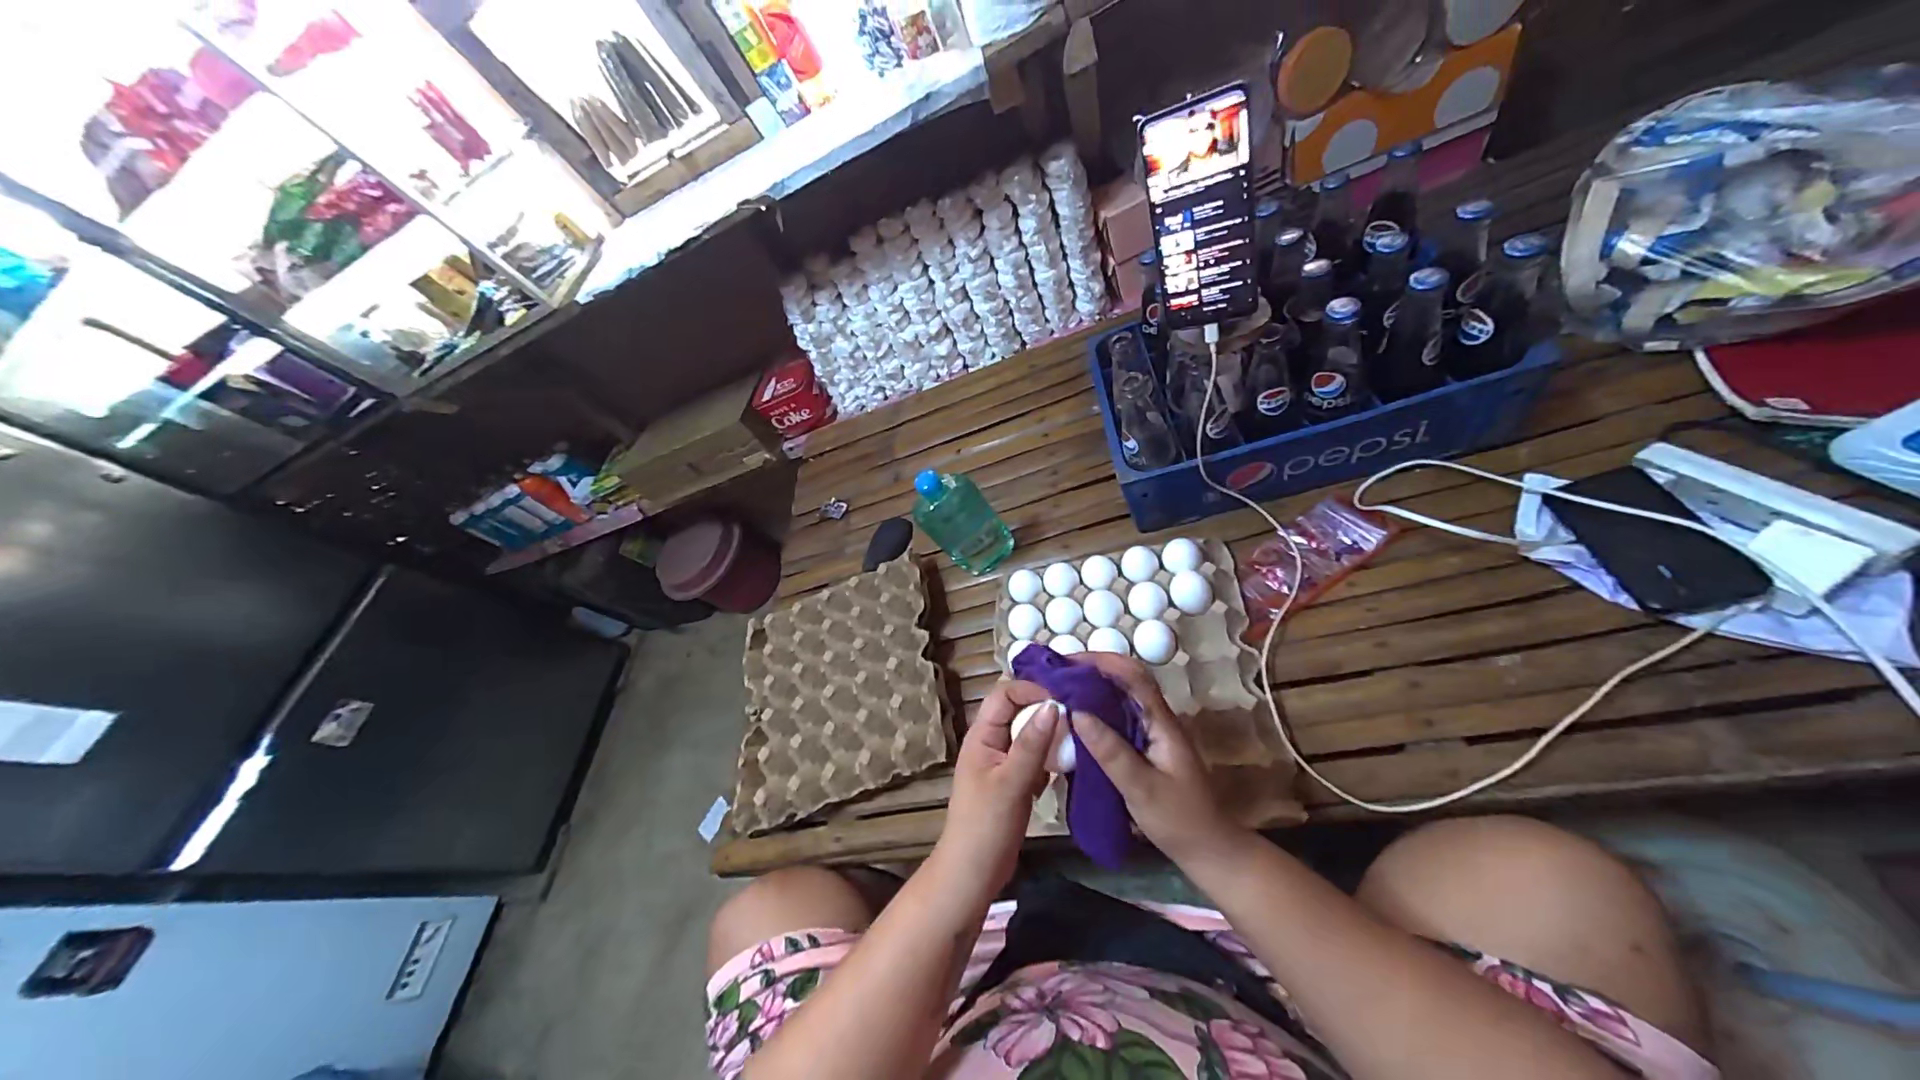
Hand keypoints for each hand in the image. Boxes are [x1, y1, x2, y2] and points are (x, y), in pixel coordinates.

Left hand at [935, 679, 1059, 893]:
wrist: (973, 873)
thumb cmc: (986, 825)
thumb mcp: (1012, 782)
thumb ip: (1032, 744)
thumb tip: (1054, 704)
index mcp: (982, 735)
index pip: (1005, 693)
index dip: (1033, 690)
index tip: (1065, 700)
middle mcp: (991, 742)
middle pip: (1019, 710)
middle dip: (1047, 709)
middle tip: (1080, 715)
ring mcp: (1003, 762)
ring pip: (1030, 733)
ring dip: (1052, 734)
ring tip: (1080, 736)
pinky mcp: (1015, 780)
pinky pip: (1035, 756)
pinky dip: (1051, 756)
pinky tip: (1070, 763)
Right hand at [1067, 653, 1244, 864]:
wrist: (1210, 850)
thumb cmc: (1179, 820)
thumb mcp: (1140, 788)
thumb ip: (1110, 751)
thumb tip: (1077, 712)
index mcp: (1162, 723)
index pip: (1132, 677)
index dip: (1101, 662)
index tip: (1066, 663)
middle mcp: (1158, 720)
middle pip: (1126, 681)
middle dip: (1092, 671)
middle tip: (1055, 676)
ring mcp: (1154, 734)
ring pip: (1122, 699)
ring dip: (1093, 690)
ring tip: (1059, 693)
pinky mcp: (1147, 749)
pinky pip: (1119, 720)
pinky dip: (1097, 712)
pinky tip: (1077, 722)